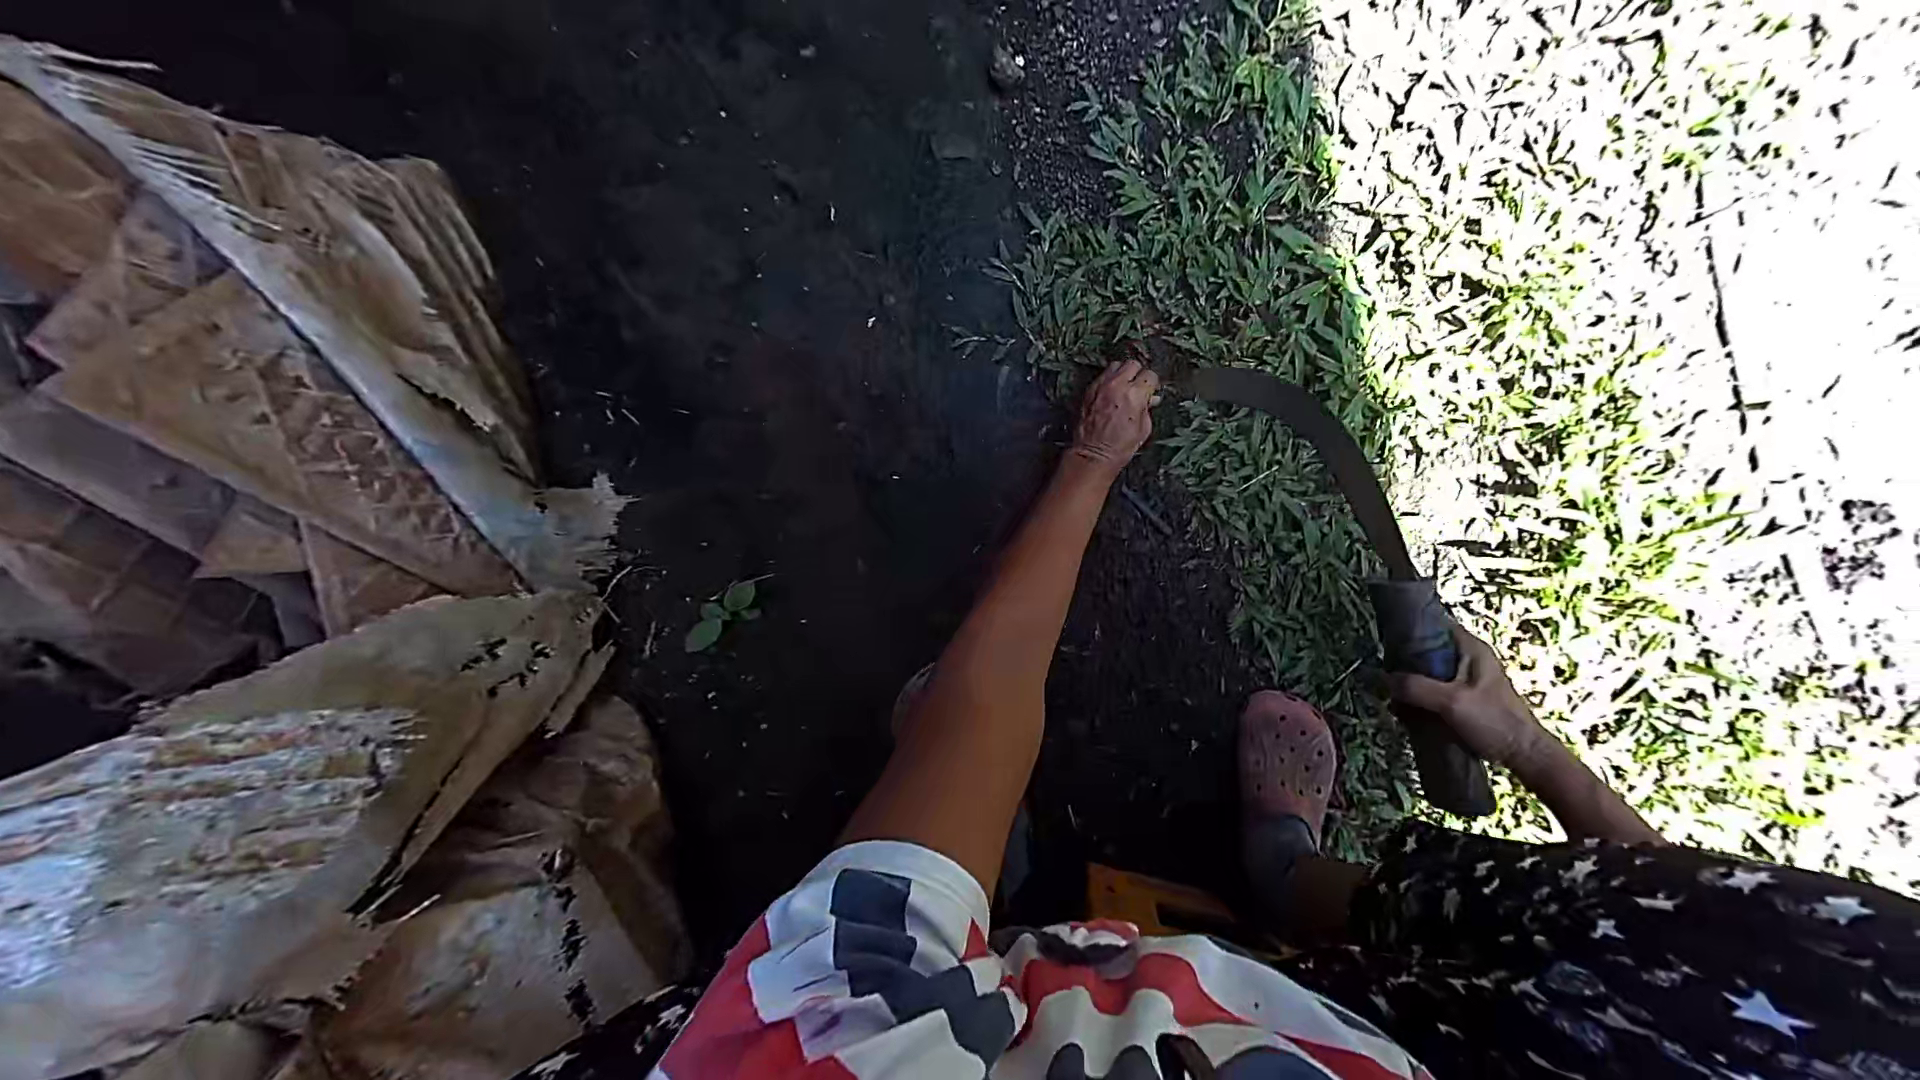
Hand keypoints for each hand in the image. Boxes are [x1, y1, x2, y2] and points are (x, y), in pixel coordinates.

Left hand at [1069, 359, 1158, 474]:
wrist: (1094, 454)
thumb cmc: (1118, 447)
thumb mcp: (1144, 429)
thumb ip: (1148, 408)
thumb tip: (1150, 398)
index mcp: (1134, 395)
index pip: (1149, 375)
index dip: (1152, 384)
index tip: (1150, 390)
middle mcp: (1117, 386)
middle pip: (1132, 364)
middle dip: (1138, 374)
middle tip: (1138, 387)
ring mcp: (1101, 387)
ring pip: (1116, 366)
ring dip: (1122, 373)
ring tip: (1123, 388)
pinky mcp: (1089, 391)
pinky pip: (1101, 376)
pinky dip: (1108, 380)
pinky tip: (1110, 393)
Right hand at [1388, 624, 1550, 769]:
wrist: (1524, 757)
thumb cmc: (1494, 721)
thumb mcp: (1450, 702)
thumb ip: (1413, 686)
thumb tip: (1374, 677)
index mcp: (1471, 649)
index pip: (1434, 624)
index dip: (1408, 627)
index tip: (1384, 639)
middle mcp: (1467, 658)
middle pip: (1425, 648)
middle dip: (1402, 660)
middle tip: (1384, 672)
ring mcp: (1465, 678)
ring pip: (1425, 670)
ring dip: (1407, 681)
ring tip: (1391, 694)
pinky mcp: (1461, 696)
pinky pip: (1430, 688)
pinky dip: (1416, 695)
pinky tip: (1405, 707)